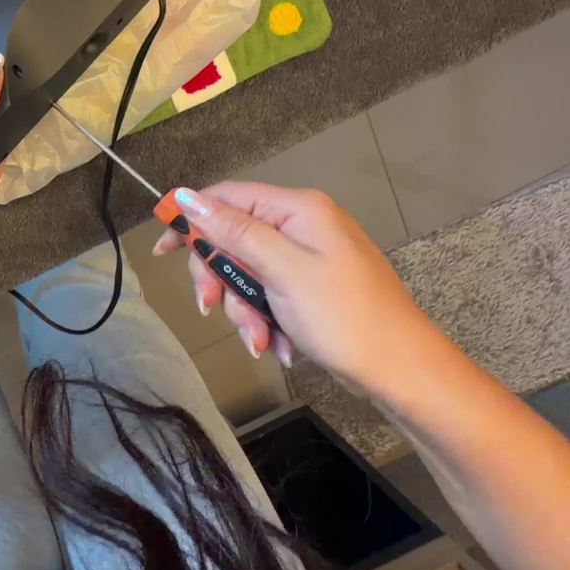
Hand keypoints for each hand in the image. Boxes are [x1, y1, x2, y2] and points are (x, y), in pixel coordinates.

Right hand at [153, 181, 448, 396]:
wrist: (405, 373)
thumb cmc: (344, 317)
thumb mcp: (281, 270)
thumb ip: (232, 230)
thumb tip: (185, 195)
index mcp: (297, 210)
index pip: (225, 198)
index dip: (189, 221)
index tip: (163, 252)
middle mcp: (300, 226)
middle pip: (230, 239)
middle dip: (220, 279)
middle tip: (210, 308)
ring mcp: (306, 258)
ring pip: (245, 272)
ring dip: (242, 308)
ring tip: (260, 340)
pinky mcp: (310, 287)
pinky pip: (267, 293)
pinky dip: (264, 319)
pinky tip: (276, 345)